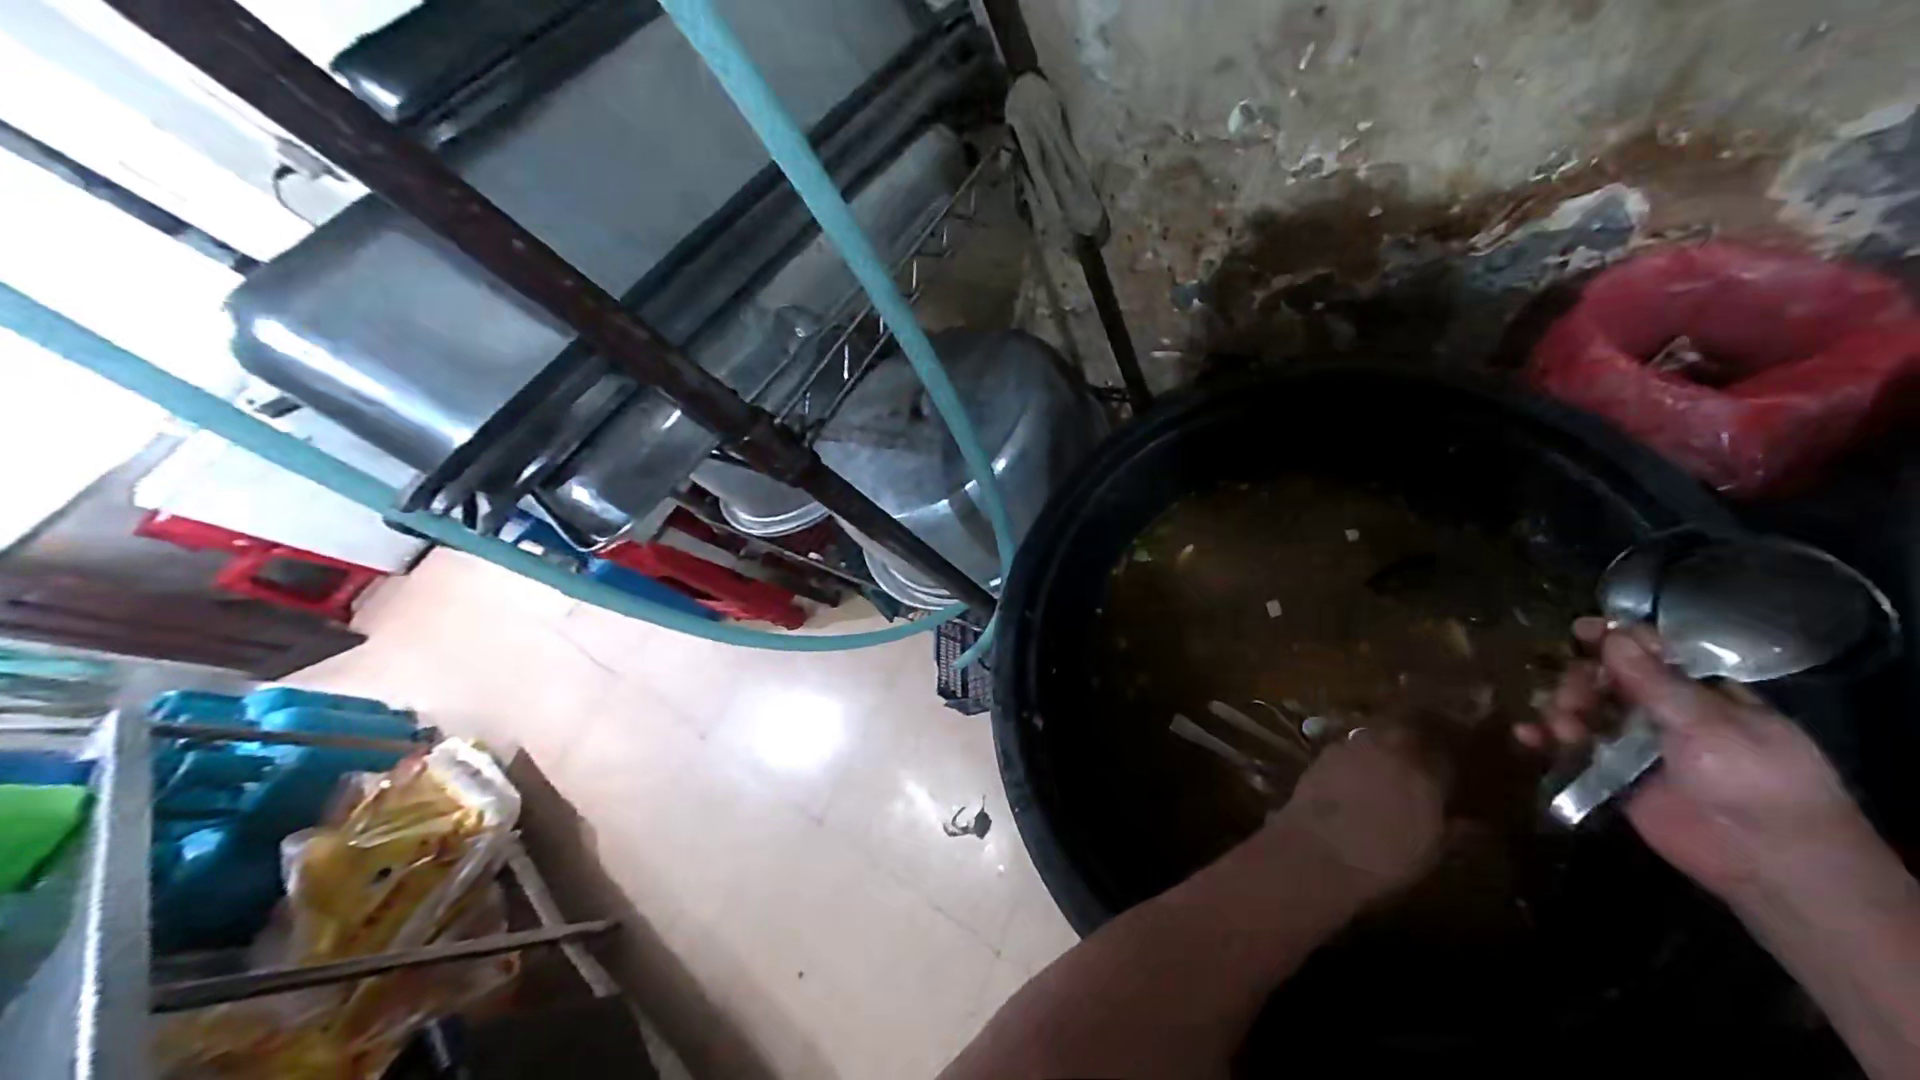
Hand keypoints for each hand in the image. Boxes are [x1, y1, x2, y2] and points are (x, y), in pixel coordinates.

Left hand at [1264, 729, 1446, 904]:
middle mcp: (1390, 751)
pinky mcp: (1325, 752)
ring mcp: (1354, 747)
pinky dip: (1357, 753)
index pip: (1446, 757)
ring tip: (1386, 762)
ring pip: (1377, 733)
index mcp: (1425, 773)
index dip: (1447, 766)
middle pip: (1410, 733)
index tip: (1448, 775)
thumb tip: (1474, 822)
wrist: (1318, 853)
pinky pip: (1349, 744)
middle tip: (1419, 761)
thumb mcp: (1430, 851)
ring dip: (1385, 743)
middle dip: (1417, 743)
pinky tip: (1355, 769)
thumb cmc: (1383, 860)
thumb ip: (1454, 829)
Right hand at [1520, 619, 1875, 900]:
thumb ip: (1655, 681)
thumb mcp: (1711, 725)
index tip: (1579, 631)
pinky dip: (1545, 740)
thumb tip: (1613, 635)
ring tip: (1562, 725)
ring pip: (1583, 713)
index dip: (1616, 641)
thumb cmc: (1756, 781)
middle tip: (1573, 695)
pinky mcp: (1612, 777)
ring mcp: (1636, 748)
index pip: (1651, 656)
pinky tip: (1526, 735)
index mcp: (1701, 696)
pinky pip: (1570, 751)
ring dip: (1562, 710)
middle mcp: (1664, 716)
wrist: (1769, 861)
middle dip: (1580, 681)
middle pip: (1605, 682)